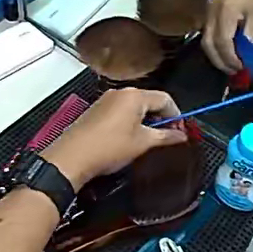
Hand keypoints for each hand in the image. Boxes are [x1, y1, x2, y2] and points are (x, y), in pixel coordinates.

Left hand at [42, 88, 186, 187]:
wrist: (71, 158)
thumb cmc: (109, 148)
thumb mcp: (143, 143)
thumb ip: (166, 136)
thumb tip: (181, 135)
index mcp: (134, 96)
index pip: (165, 99)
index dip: (176, 115)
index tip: (180, 132)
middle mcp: (120, 93)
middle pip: (149, 100)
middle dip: (161, 118)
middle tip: (167, 137)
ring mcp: (106, 100)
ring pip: (134, 106)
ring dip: (145, 121)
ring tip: (149, 141)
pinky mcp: (96, 110)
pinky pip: (120, 111)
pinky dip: (130, 122)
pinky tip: (129, 139)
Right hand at [202, 0, 252, 73]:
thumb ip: (249, 40)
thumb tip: (245, 59)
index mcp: (225, 11)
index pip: (222, 42)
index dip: (230, 58)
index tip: (240, 67)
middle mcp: (211, 11)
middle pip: (208, 44)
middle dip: (220, 61)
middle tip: (233, 71)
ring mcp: (207, 11)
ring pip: (205, 41)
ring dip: (216, 56)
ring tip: (230, 65)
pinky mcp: (207, 13)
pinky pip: (207, 34)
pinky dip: (214, 47)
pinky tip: (225, 53)